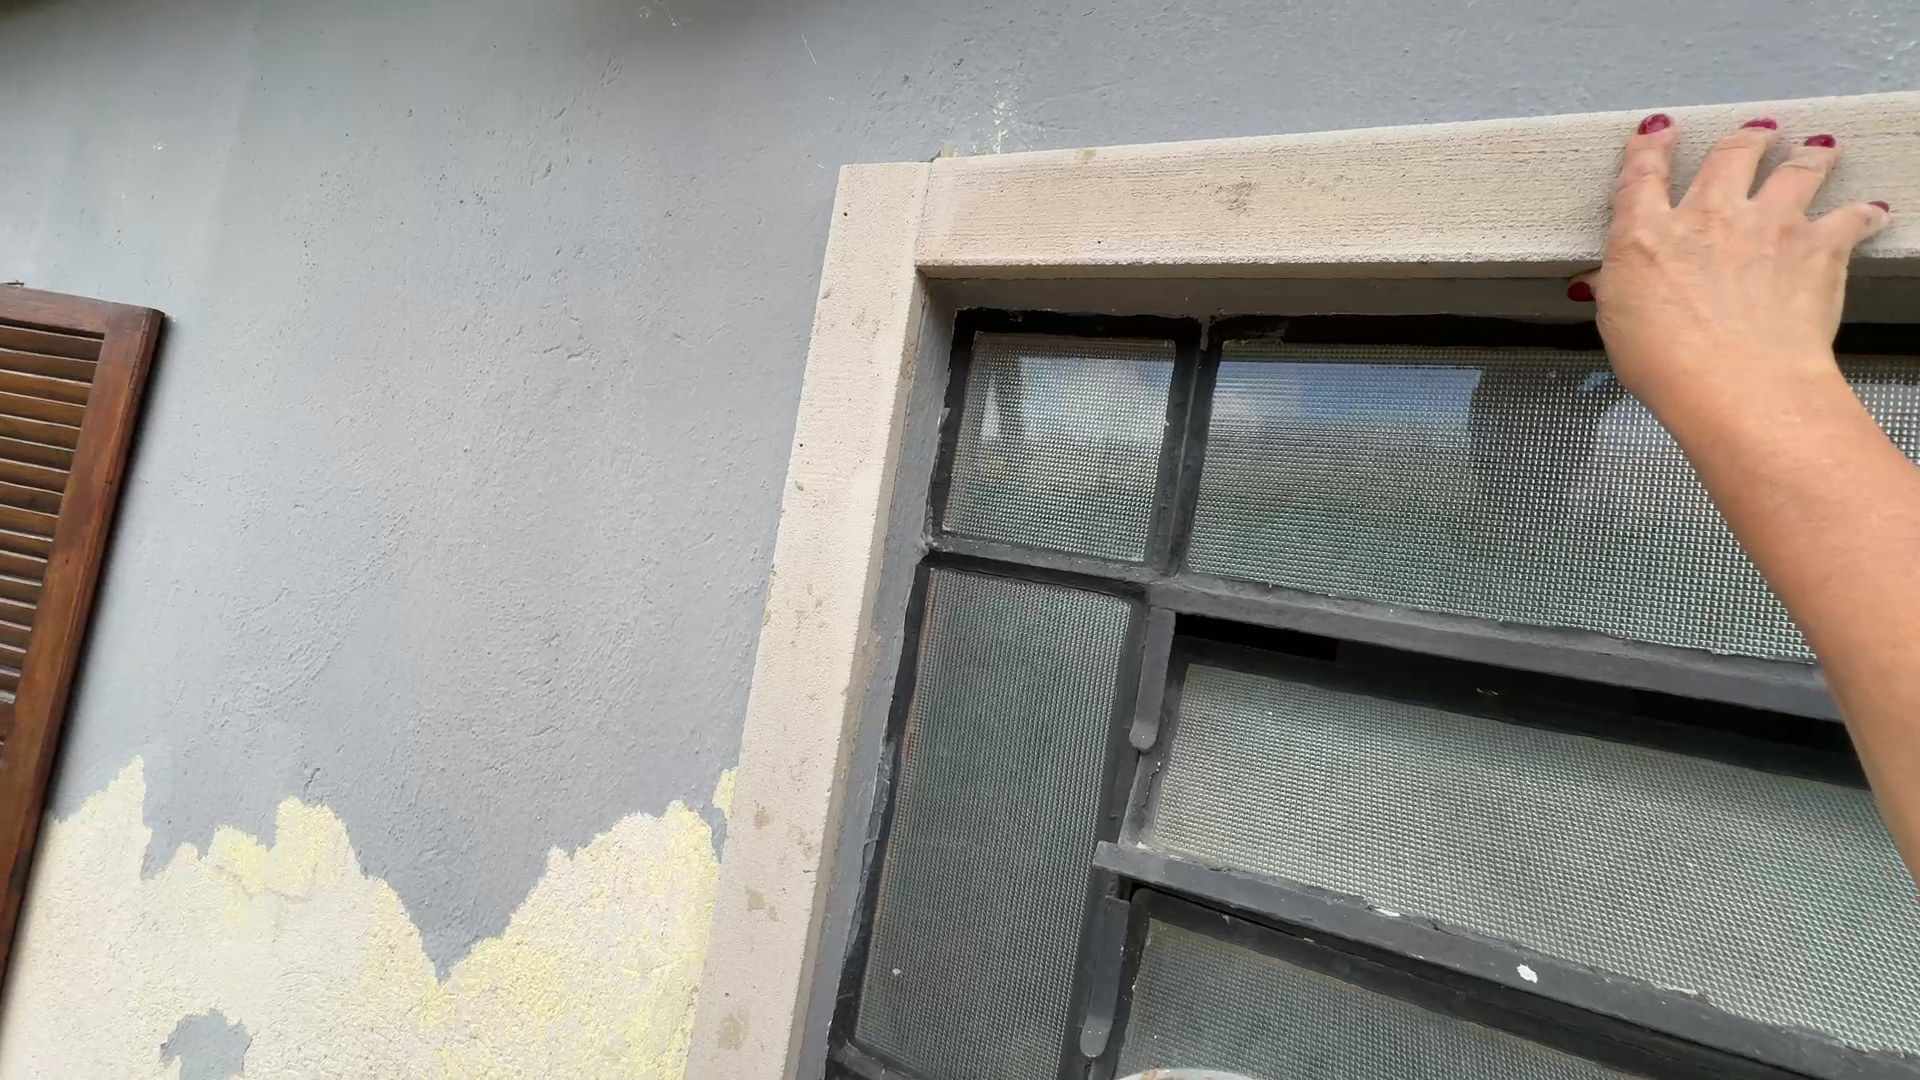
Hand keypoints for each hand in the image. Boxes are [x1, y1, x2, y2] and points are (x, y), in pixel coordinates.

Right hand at [1574, 114, 1890, 430]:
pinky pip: (1855, 214)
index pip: (1641, 175)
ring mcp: (1770, 225)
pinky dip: (1861, 213)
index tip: (1656, 128)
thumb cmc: (1660, 359)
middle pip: (1731, 153)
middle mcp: (1707, 217)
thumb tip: (1610, 279)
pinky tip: (1866, 214)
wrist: (1732, 378)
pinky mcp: (1822, 243)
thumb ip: (1618, 284)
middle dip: (1741, 141)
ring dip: (1807, 156)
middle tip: (1749, 138)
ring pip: (1801, 165)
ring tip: (1813, 152)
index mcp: (1644, 238)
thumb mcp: (1614, 320)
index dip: (1648, 146)